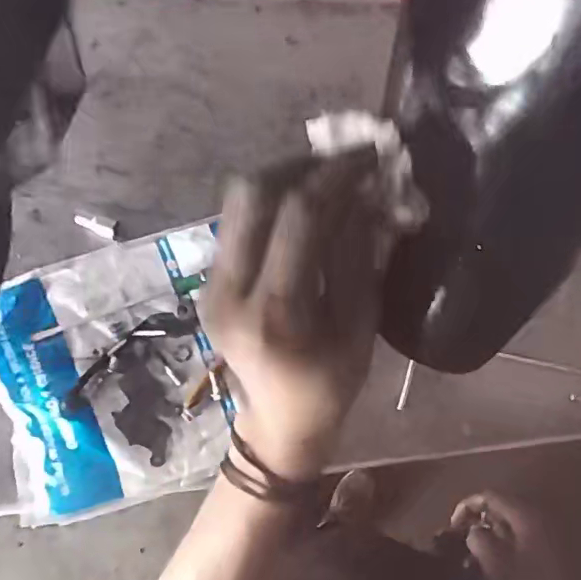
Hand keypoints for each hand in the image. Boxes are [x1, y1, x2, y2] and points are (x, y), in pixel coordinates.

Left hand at [202, 150, 394, 477]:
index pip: (300, 215)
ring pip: (238, 201)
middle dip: (304, 164)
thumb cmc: (330, 387)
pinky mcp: (208, 283)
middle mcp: (229, 292)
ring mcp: (210, 286)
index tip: (370, 156)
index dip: (337, 174)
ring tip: (327, 179)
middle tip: (345, 162)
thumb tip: (373, 196)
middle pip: (253, 193)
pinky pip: (237, 223)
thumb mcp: (360, 329)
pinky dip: (272, 203)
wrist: (277, 423)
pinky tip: (304, 208)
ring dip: (285, 177)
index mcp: (275, 313)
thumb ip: (362, 259)